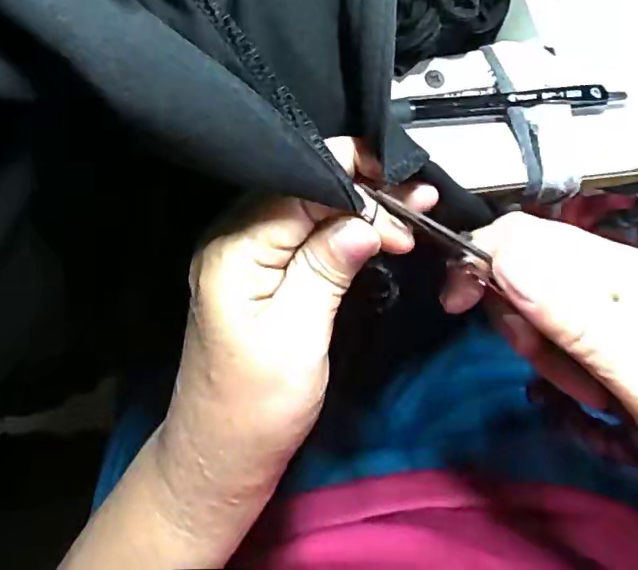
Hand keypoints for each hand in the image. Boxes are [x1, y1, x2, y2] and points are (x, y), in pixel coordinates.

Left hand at [161, 138, 423, 502]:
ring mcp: (237, 250)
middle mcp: (228, 235)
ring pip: (299, 208)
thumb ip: (325, 269)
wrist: (219, 450)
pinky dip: (332, 228)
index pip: (296, 190)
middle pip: (298, 191)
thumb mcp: (298, 336)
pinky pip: (293, 231)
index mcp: (233, 247)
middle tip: (418, 200)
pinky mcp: (251, 267)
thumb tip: (365, 220)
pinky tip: (367, 232)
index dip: (354, 188)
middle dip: (358, 190)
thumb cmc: (258, 403)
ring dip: (351, 207)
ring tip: (406, 213)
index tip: (408, 198)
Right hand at [437, 211, 637, 416]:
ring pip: (547, 311)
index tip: (458, 305)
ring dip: (545, 353)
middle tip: (548, 370)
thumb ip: (577, 314)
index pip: (526, 235)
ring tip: (588, 400)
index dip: (480, 260)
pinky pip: (575, 345)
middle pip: (529, 269)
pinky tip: (600, 408)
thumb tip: (500, 253)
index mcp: (635, 276)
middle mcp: (633, 287)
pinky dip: (570, 373)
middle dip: (518, 317)